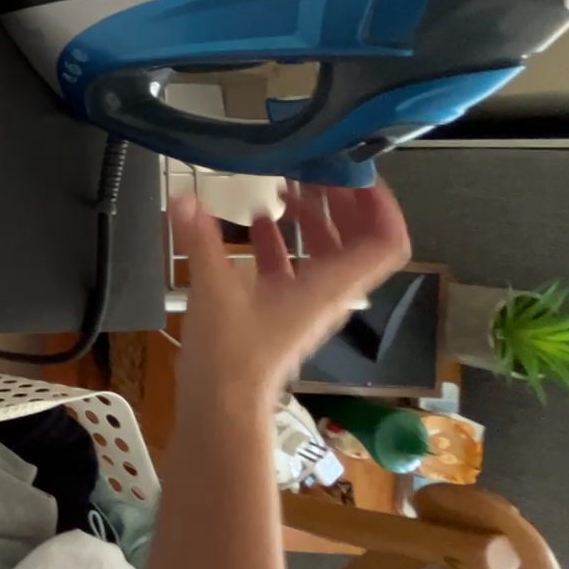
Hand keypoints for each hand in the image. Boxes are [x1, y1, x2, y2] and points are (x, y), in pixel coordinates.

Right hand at [171, 182, 410, 409]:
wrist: (223, 399)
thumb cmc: (231, 350)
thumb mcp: (213, 289)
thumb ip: (199, 240)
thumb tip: (184, 197)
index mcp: (329, 286)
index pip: (384, 241)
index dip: (379, 205)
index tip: (350, 173)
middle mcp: (327, 291)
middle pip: (356, 241)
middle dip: (339, 203)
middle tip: (311, 169)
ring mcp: (303, 300)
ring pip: (324, 252)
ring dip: (311, 219)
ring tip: (283, 188)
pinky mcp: (276, 307)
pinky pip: (291, 266)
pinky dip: (279, 240)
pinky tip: (254, 222)